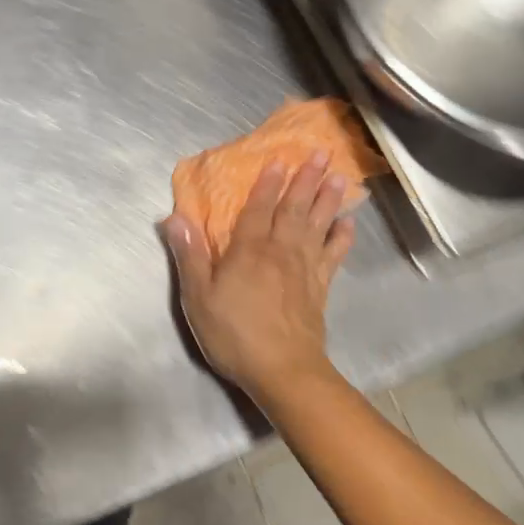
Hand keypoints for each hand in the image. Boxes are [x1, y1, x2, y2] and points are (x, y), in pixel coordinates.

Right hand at [163, 153, 355, 403]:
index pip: (258, 209)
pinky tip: (348, 225)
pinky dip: (341, 238)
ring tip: (339, 177)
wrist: (283, 371)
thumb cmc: (233, 334)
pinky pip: (333, 256)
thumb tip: (175, 218)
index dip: (267, 184)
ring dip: (328, 200)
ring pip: (317, 226)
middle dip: (305, 180)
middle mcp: (280, 252)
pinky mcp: (319, 289)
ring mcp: (304, 270)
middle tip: (320, 153)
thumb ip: (189, 257)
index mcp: (248, 251)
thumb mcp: (198, 298)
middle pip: (294, 209)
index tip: (278, 159)